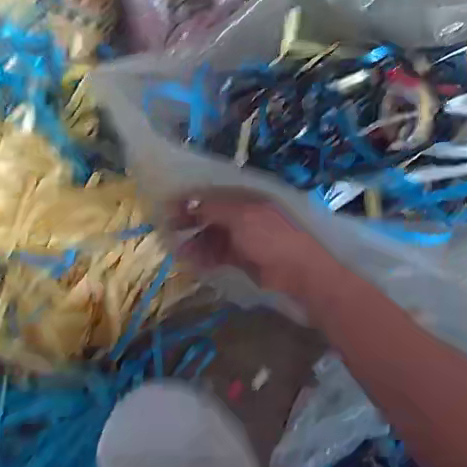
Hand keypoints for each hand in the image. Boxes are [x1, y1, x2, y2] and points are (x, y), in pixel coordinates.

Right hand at [168, 189, 347, 303]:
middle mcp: (244, 215)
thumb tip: (188, 202)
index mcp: (246, 198)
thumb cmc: (272, 239)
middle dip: (189, 221)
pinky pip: (220, 254)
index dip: (189, 199)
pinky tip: (192, 262)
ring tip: (176, 251)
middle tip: (166, 230)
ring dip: (194, 242)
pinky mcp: (244, 259)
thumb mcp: (241, 217)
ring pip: (212, 236)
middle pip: (210, 215)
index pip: (211, 194)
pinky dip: (205, 257)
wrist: (301, 273)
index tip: (165, 207)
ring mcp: (244, 237)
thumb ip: (213, 209)